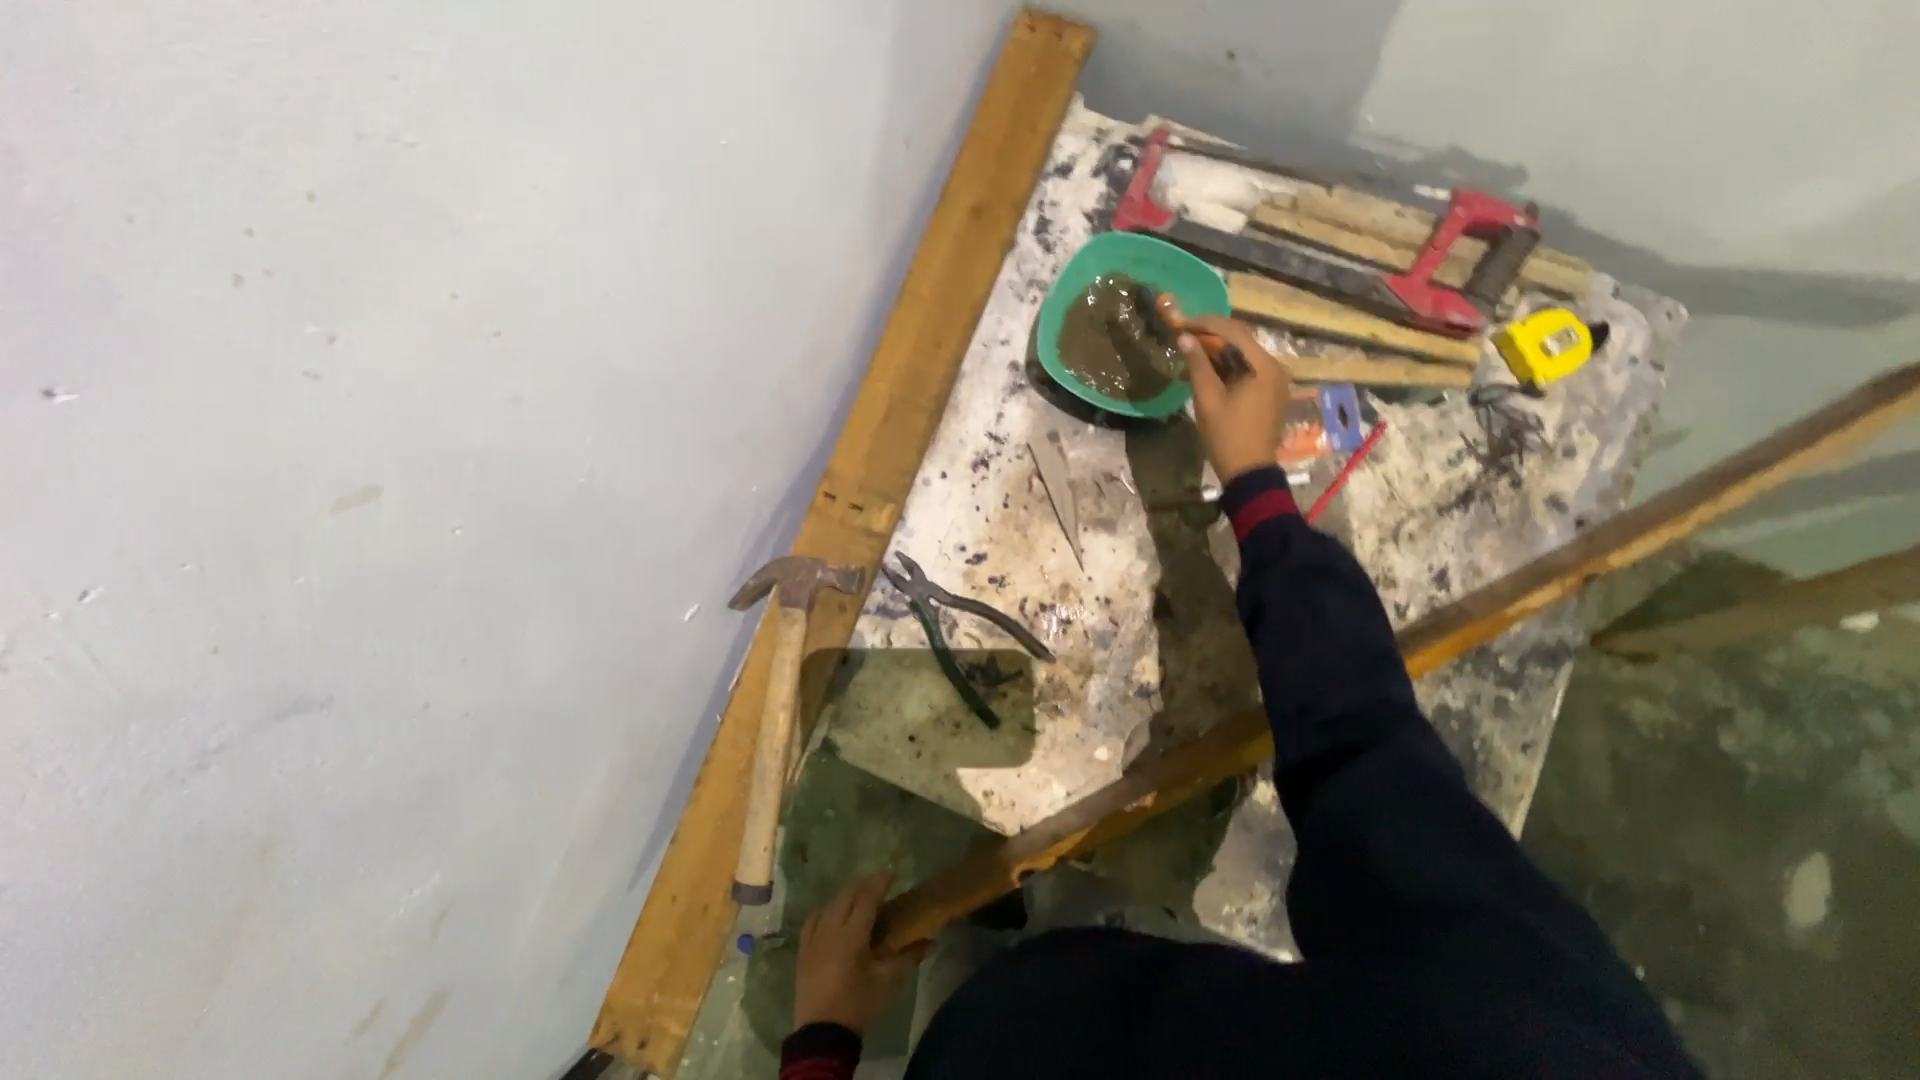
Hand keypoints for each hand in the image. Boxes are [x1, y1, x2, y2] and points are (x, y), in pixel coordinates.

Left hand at [792, 871, 926, 1033]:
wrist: (822, 1033)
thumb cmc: (859, 1004)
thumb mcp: (889, 981)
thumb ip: (909, 957)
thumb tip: (930, 941)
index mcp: (852, 934)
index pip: (866, 897)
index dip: (880, 881)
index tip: (892, 872)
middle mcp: (830, 928)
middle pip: (846, 894)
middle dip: (864, 884)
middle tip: (880, 883)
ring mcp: (813, 938)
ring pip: (830, 904)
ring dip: (846, 895)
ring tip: (860, 897)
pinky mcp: (804, 949)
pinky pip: (814, 919)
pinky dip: (828, 909)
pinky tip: (834, 914)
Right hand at [1156, 295, 1292, 483]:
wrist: (1250, 471)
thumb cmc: (1226, 436)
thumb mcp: (1207, 398)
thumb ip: (1197, 364)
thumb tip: (1185, 337)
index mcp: (1262, 365)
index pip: (1234, 331)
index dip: (1206, 324)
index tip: (1183, 324)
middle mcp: (1275, 366)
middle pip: (1242, 339)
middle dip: (1213, 335)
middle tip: (1186, 336)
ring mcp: (1277, 379)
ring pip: (1246, 353)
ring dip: (1221, 350)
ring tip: (1194, 351)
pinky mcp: (1273, 391)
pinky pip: (1251, 368)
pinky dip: (1231, 364)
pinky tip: (1211, 368)